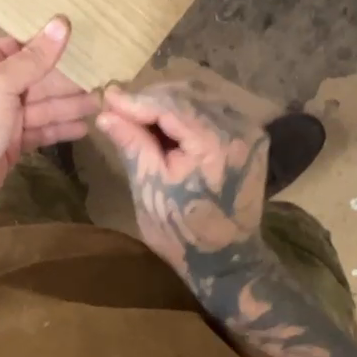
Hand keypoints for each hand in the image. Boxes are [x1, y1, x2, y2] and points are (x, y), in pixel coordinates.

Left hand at [0, 16, 97, 211]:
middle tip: (102, 78)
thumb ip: (33, 58)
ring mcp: (2, 116)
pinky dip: (59, 129)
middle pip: (36, 78)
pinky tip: (83, 128)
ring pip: (41, 106)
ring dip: (69, 105)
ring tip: (100, 104)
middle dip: (67, 81)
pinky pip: (39, 130)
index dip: (50, 47)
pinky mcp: (10, 142)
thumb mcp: (0, 83)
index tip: (84, 43)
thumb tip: (62, 22)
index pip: (21, 48)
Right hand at [96, 83, 274, 298]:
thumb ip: (132, 144)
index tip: (106, 97)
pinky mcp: (251, 139)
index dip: (136, 100)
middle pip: (188, 96)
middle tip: (116, 107)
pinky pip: (213, 113)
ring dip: (167, 104)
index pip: (171, 105)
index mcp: (215, 143)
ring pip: (201, 100)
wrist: (226, 260)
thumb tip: (105, 114)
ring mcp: (250, 132)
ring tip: (136, 116)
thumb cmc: (181, 232)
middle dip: (150, 99)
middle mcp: (240, 128)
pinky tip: (163, 125)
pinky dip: (185, 115)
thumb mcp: (149, 187)